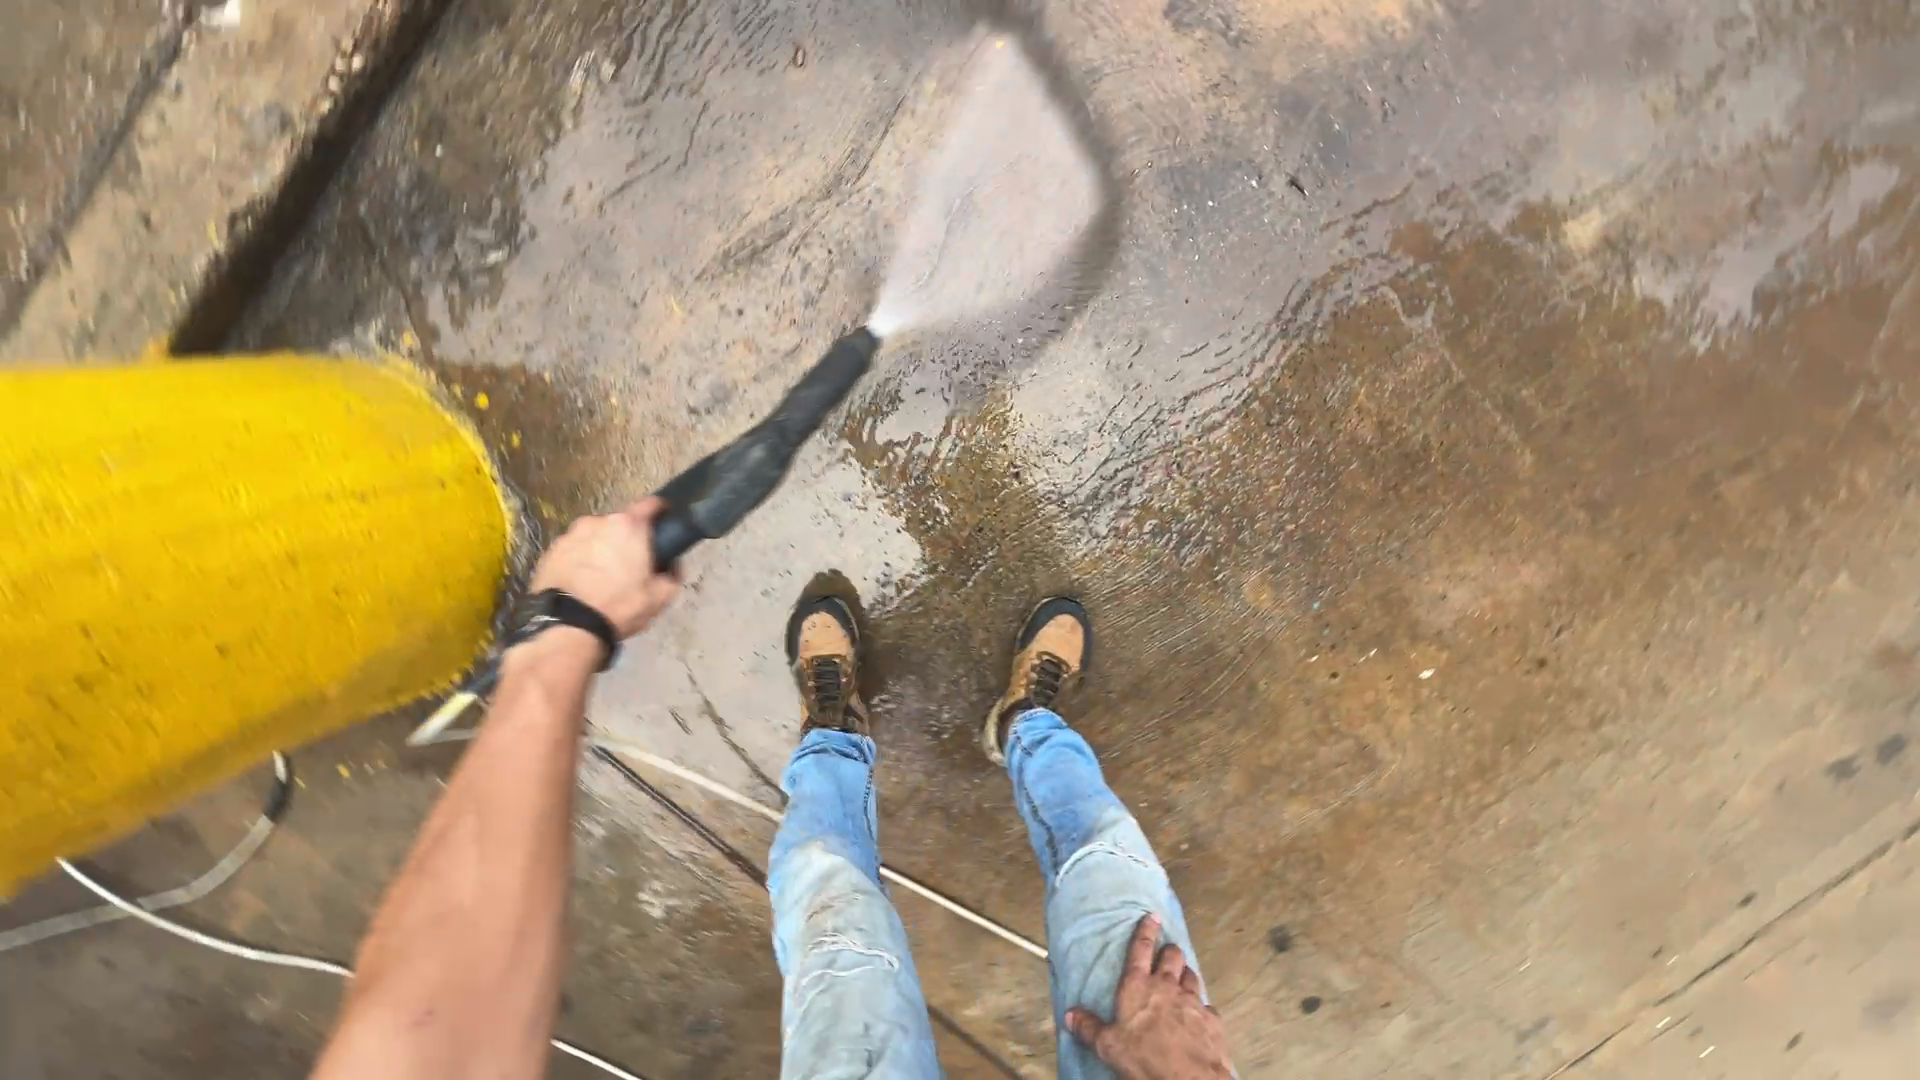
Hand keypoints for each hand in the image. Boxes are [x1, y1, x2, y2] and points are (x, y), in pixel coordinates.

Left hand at [529, 497, 681, 638]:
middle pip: (619, 524)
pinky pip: (573, 551)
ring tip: (604, 576)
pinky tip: (583, 583)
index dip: (660, 511)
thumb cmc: (619, 605)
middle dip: (627, 538)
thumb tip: (672, 564)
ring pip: (594, 537)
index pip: (650, 504)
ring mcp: (569, 536)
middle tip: (632, 562)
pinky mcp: (549, 552)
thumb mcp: (660, 596)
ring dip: (601, 549)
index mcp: (628, 526)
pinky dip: (580, 561)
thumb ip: (673, 574)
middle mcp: (597, 522)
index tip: (664, 521)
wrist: (567, 626)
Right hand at [1065, 914, 1233, 1079]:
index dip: (1146, 930)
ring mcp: (1192, 1001)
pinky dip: (1203, 1008)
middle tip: (1169, 952)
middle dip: (1171, 951)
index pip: (1141, 949)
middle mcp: (1166, 986)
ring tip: (1184, 977)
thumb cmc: (1145, 1058)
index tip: (1152, 916)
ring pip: (1192, 975)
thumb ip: (1089, 1028)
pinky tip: (1200, 1015)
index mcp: (1138, 986)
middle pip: (1172, 956)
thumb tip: (1069, 1015)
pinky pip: (1207, 1006)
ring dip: (1187, 974)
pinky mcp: (1211, 1020)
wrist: (1190, 1079)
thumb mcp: (1109, 1046)